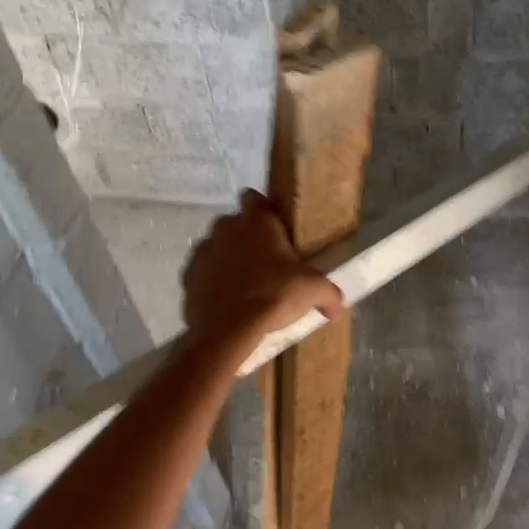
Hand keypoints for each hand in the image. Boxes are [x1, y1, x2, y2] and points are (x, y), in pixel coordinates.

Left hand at [182, 190, 343, 341]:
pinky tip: (228, 301)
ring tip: (246, 285)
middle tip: (267, 263)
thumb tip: (340, 305)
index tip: (275, 229)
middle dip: (248, 238)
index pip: (255, 197)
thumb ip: (329, 293)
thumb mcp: (313, 291)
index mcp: (257, 221)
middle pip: (236, 224)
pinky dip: (213, 282)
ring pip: (218, 248)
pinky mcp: (188, 277)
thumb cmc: (274, 295)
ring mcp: (203, 251)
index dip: (264, 210)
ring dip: (229, 259)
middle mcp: (226, 228)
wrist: (229, 330)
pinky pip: (204, 273)